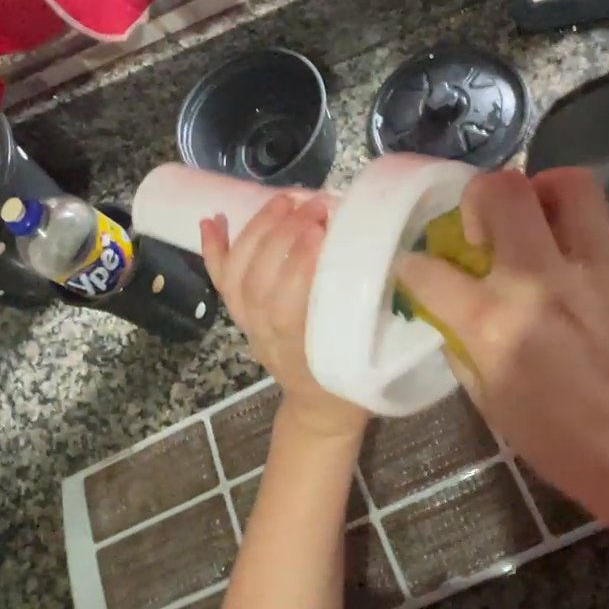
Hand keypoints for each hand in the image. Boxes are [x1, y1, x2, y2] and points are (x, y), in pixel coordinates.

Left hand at [200, 193, 368, 437]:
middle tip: (314, 206)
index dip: (297, 266)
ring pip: (238, 275)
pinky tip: (212, 218)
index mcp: (302, 351)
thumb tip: (395, 259)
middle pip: (259, 282)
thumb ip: (373, 316)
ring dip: (257, 232)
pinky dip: (213, 249)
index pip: (286, 307)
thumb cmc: (352, 379)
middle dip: (282, 236)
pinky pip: (221, 280)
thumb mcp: (371, 355)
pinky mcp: (239, 315)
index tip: (322, 230)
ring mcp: (248, 325)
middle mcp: (267, 336)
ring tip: (284, 201)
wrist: (319, 407)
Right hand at [394, 168, 608, 502]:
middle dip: (477, 198)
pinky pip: (599, 219)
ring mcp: (592, 268)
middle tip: (484, 230)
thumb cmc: (566, 444)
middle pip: (500, 191)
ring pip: (564, 183)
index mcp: (494, 326)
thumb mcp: (491, 404)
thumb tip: (449, 308)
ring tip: (535, 221)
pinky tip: (573, 257)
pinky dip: (576, 225)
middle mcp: (539, 281)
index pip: (429, 269)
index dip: (412, 265)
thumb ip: (463, 345)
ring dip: (539, 192)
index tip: (418, 269)